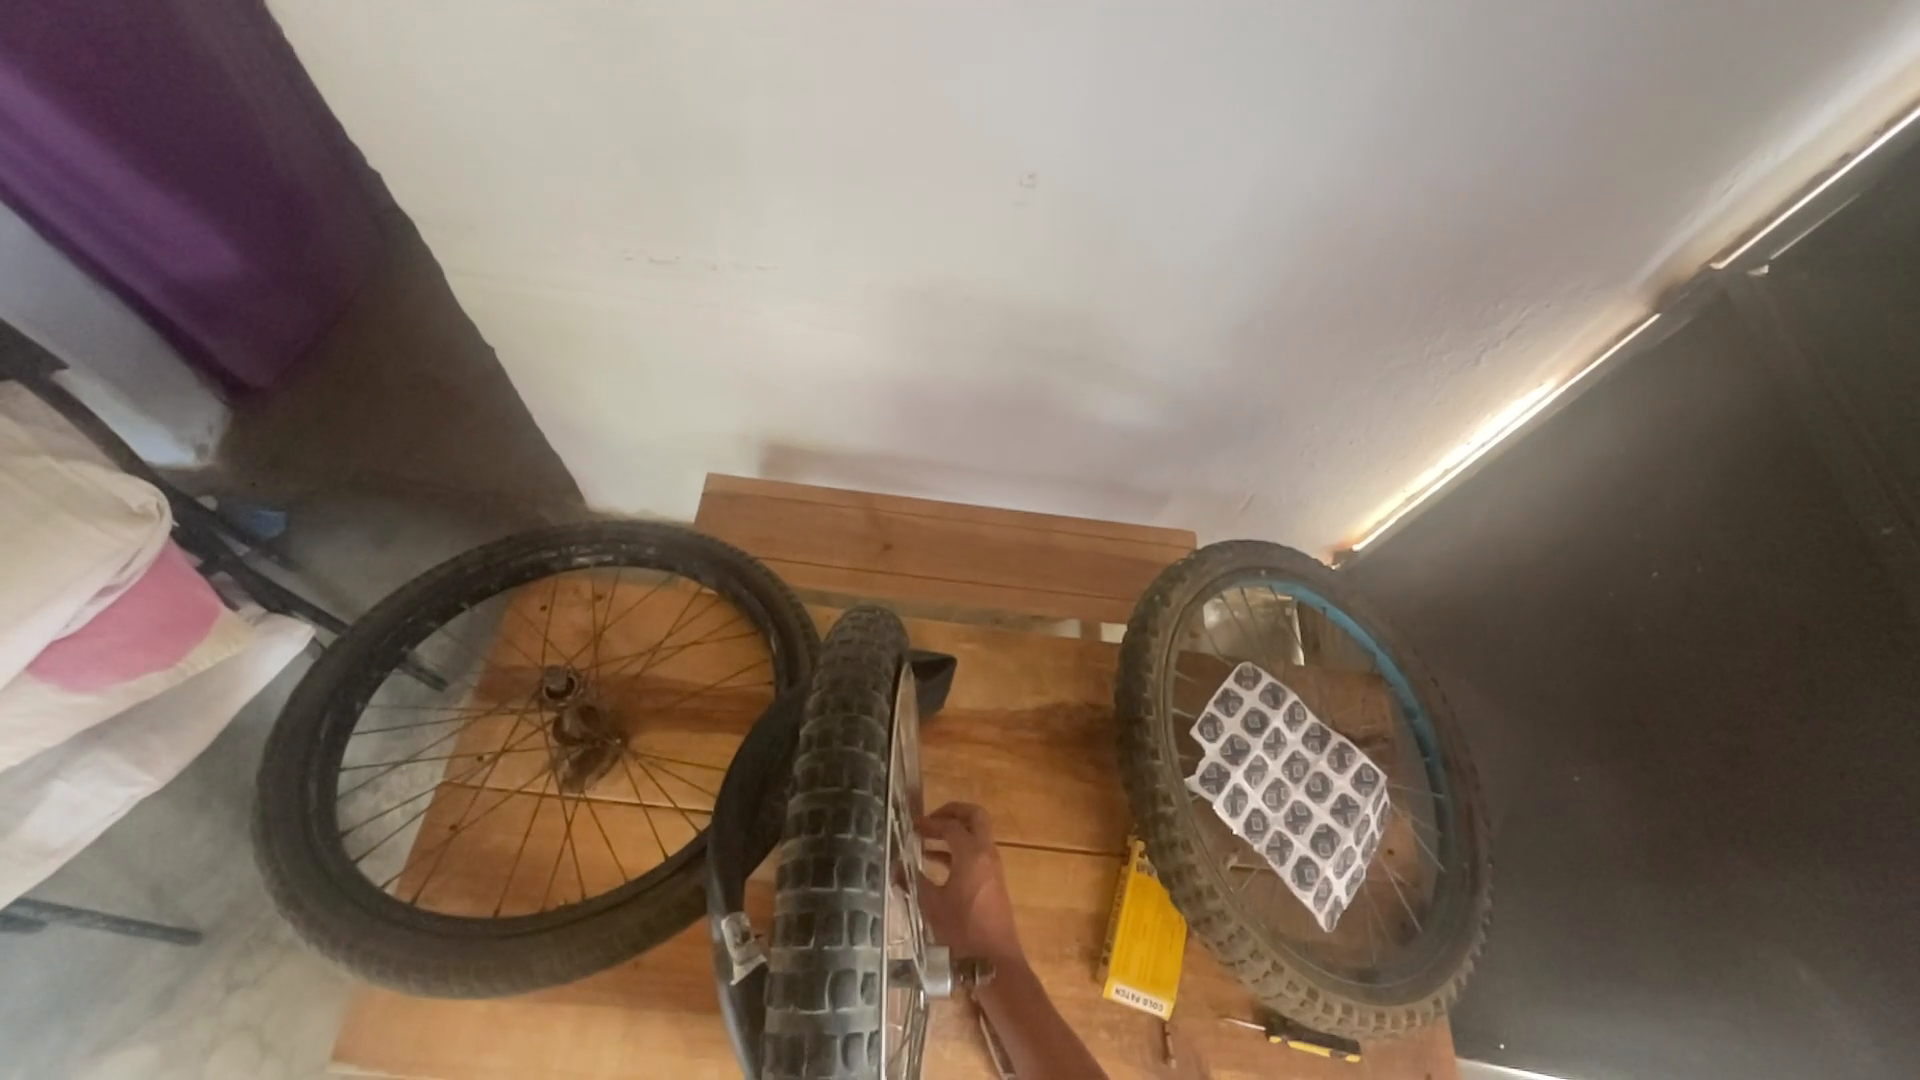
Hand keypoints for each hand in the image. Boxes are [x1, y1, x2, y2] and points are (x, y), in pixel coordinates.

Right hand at [916, 802, 1023, 966]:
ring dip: (954, 832)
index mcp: (972, 854)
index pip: (950, 825)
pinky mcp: (993, 880)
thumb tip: (896, 867)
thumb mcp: (931, 906)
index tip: (911, 827)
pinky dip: (958, 850)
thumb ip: (913, 882)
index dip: (929, 823)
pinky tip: (935, 864)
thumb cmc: (962, 932)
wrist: (993, 962)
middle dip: (952, 811)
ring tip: (925, 842)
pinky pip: (976, 853)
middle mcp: (986, 853)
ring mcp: (992, 866)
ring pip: (976, 834)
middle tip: (929, 819)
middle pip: (975, 816)